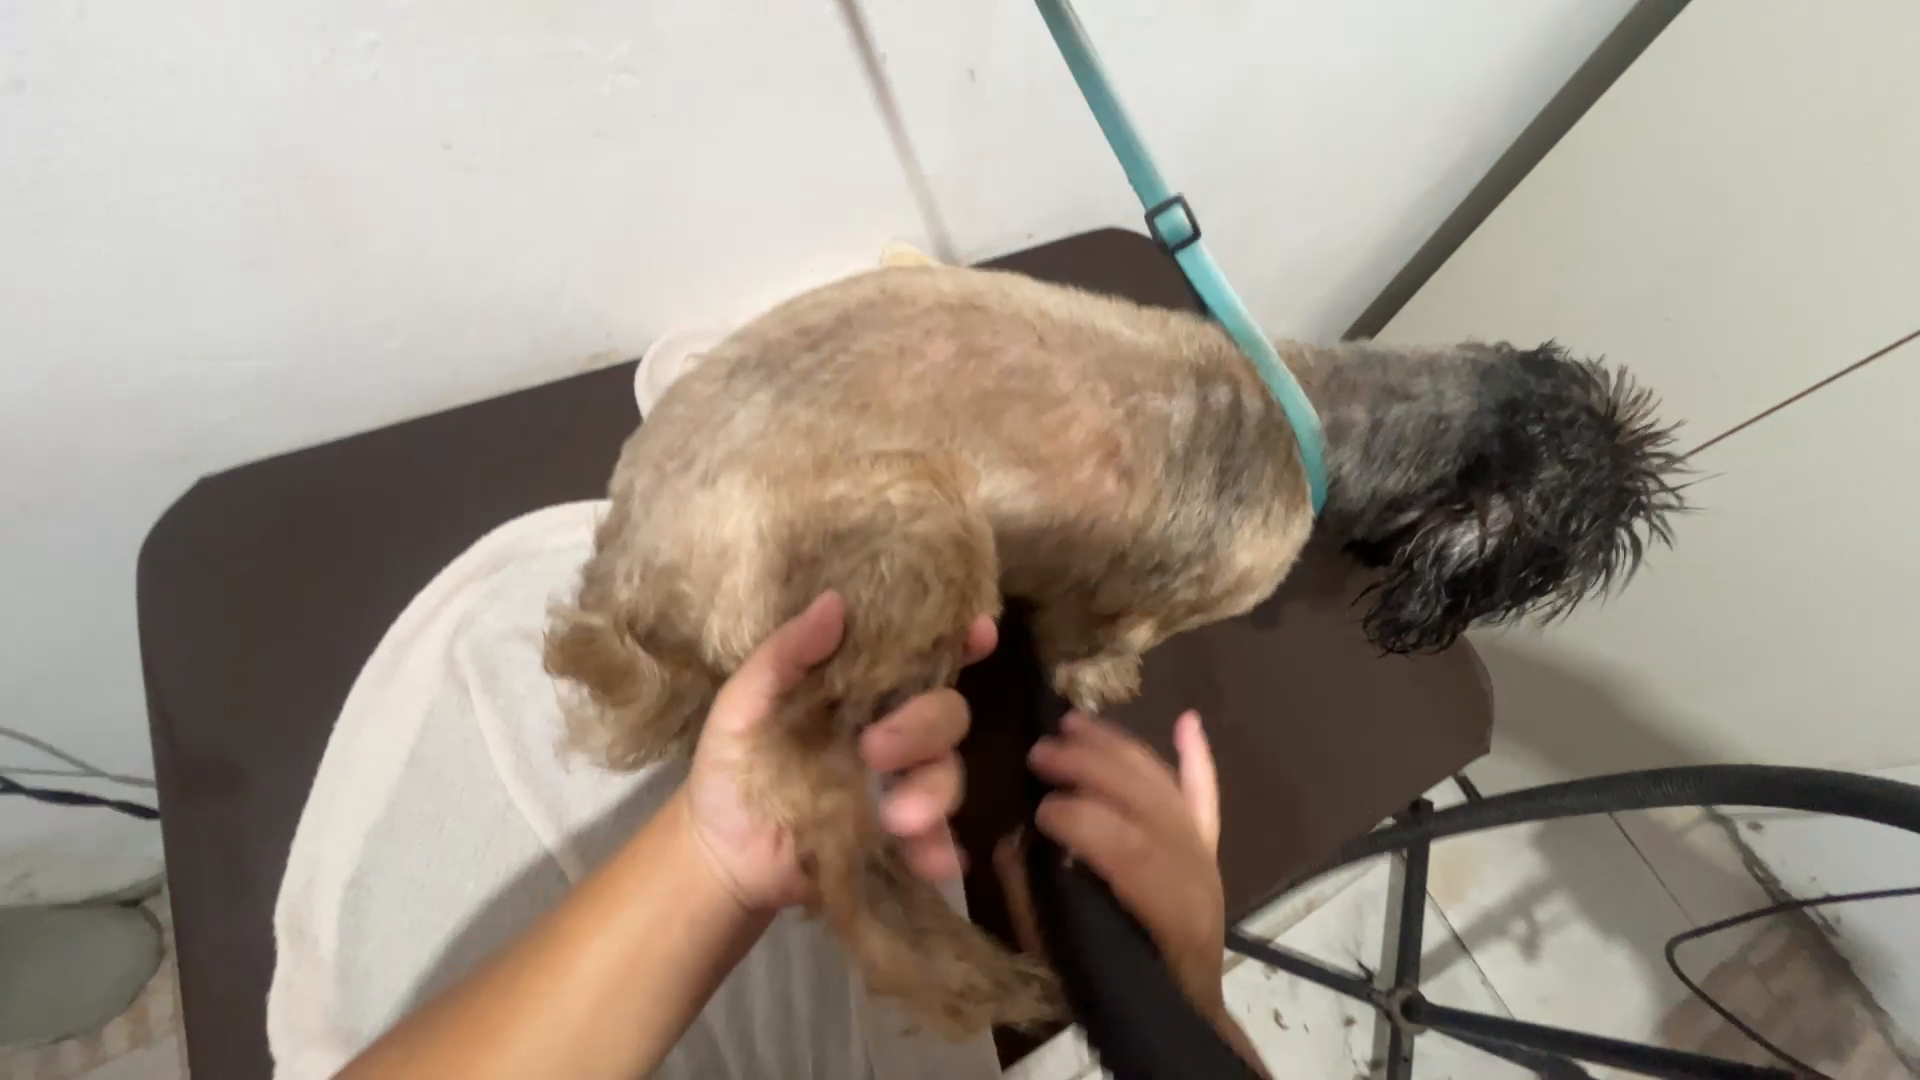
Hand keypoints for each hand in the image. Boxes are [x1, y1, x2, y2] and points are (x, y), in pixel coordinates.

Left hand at [678, 591, 995, 913]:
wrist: (721, 855)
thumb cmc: (731, 766)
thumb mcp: (743, 704)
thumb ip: (783, 655)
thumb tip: (833, 603)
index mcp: (862, 691)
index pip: (921, 657)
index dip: (960, 641)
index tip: (979, 632)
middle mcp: (893, 729)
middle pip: (945, 712)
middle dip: (923, 727)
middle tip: (874, 752)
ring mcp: (899, 785)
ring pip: (948, 771)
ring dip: (933, 791)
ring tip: (893, 820)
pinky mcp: (898, 837)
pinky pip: (937, 838)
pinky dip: (940, 848)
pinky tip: (933, 863)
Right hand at [999, 710, 1226, 1016]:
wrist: (1180, 1012)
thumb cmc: (1116, 990)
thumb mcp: (1067, 961)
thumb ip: (1039, 901)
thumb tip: (1014, 839)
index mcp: (1173, 915)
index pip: (1133, 852)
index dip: (1084, 822)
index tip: (1038, 809)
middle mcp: (1198, 874)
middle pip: (1148, 802)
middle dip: (1090, 768)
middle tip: (1040, 751)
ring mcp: (1205, 853)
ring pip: (1164, 784)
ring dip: (1118, 746)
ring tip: (1074, 723)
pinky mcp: (1207, 843)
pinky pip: (1203, 793)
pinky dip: (1195, 755)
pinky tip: (1186, 720)